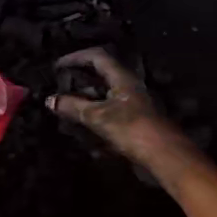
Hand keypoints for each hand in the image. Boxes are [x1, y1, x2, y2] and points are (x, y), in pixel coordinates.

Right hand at [47, 48, 204, 187]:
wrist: (167, 158)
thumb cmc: (132, 129)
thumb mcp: (97, 116)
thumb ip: (72, 106)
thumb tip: (49, 100)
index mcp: (122, 79)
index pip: (97, 57)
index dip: (75, 57)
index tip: (56, 66)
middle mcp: (128, 88)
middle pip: (99, 77)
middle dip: (77, 81)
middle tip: (57, 86)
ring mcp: (132, 106)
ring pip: (102, 96)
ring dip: (82, 101)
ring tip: (63, 110)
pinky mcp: (133, 123)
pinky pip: (107, 114)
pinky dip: (92, 118)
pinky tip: (81, 130)